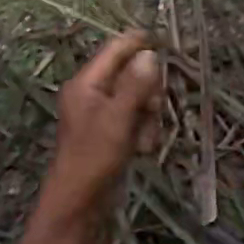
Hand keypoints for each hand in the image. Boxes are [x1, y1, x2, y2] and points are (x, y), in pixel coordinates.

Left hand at [38, 32, 162, 225]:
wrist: (79, 203)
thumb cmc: (94, 156)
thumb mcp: (118, 117)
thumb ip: (135, 84)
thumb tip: (150, 54)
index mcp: (86, 83)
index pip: (114, 50)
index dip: (137, 43)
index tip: (164, 40)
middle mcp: (92, 93)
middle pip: (130, 74)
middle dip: (147, 91)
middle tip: (153, 109)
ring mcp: (101, 114)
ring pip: (137, 99)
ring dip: (147, 116)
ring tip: (145, 138)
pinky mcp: (110, 133)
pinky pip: (134, 120)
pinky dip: (142, 131)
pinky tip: (142, 149)